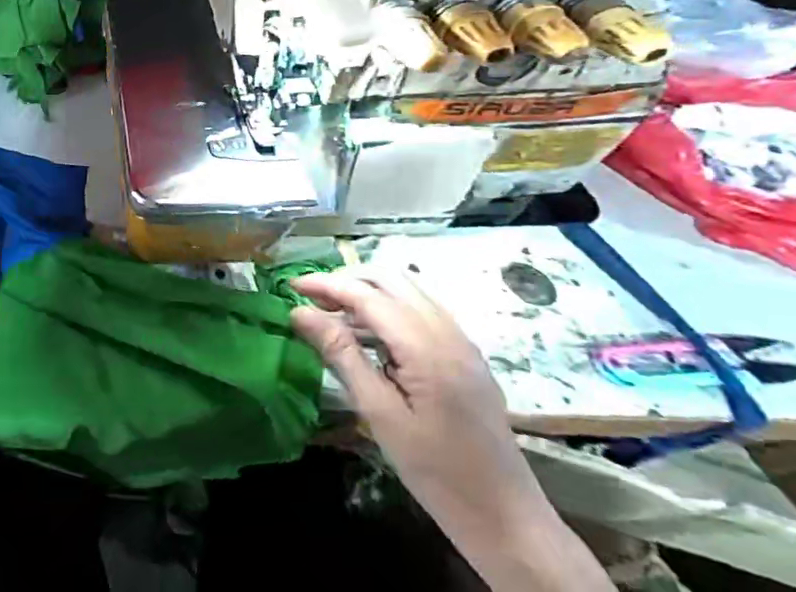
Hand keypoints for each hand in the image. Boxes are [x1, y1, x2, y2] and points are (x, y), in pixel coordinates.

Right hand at [289, 269, 611, 590]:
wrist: (505, 517)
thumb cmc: (436, 472)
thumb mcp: (380, 414)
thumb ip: (341, 355)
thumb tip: (300, 313)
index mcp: (426, 346)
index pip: (367, 295)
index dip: (325, 284)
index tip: (290, 286)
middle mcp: (447, 331)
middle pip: (390, 279)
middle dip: (347, 280)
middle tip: (310, 298)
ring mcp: (461, 340)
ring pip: (408, 291)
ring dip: (367, 292)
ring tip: (331, 315)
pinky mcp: (465, 354)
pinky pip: (422, 311)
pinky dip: (389, 309)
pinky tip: (368, 335)